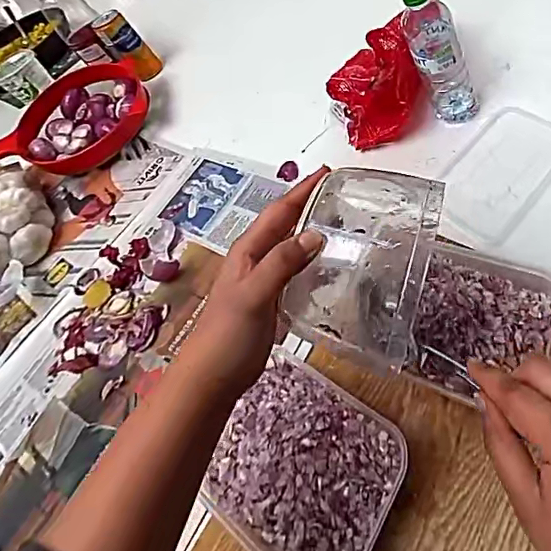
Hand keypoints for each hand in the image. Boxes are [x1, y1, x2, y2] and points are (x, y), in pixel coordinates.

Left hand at [173, 166, 328, 397]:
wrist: (211, 377)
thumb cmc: (228, 334)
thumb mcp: (255, 294)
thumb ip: (282, 263)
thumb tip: (315, 234)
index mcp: (248, 251)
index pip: (279, 212)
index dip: (301, 191)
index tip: (327, 173)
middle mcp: (254, 260)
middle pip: (284, 224)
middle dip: (308, 205)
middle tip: (339, 194)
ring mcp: (261, 281)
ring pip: (289, 247)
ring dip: (310, 232)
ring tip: (339, 224)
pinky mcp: (270, 301)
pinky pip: (293, 272)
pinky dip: (310, 263)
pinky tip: (327, 269)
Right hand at [470, 356, 550, 550]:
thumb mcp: (529, 505)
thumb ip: (501, 444)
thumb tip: (487, 406)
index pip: (513, 390)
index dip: (487, 376)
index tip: (473, 367)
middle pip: (543, 368)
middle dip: (517, 375)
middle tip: (502, 400)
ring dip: (550, 400)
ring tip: (545, 443)